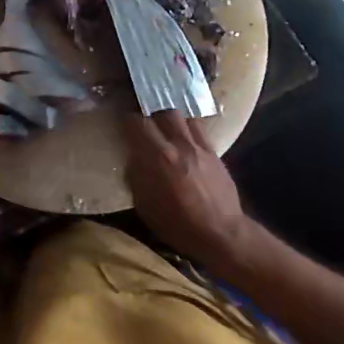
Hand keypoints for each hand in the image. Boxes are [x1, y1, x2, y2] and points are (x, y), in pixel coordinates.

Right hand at [124, 112, 257, 275]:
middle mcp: (179, 144)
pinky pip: (199, 127)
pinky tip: (184, 136)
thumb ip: (137, 177)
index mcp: (158, 158)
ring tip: (165, 129)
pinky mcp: (214, 151)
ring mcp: (199, 145)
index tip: (123, 123)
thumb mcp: (146, 206)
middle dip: (151, 115)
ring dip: (171, 119)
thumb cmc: (178, 225)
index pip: (138, 124)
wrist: (219, 232)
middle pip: (162, 112)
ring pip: (183, 115)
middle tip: (145, 125)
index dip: (128, 120)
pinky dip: (188, 126)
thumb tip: (134, 159)